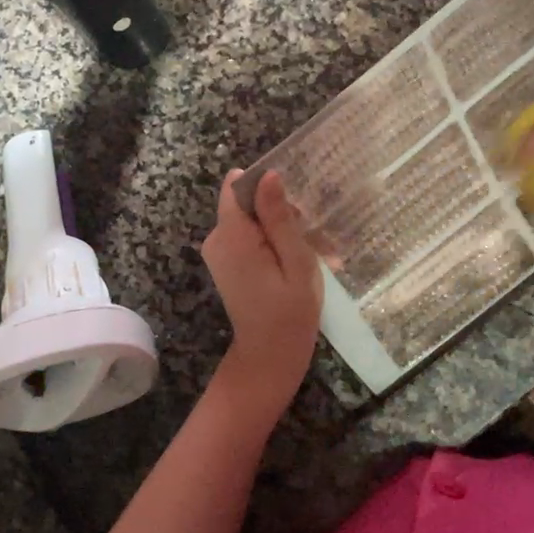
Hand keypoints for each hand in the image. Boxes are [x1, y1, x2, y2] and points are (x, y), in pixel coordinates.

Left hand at [201, 169, 322, 412]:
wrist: (270, 357)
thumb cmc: (291, 312)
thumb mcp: (296, 261)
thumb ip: (279, 217)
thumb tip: (267, 175)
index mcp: (231, 235)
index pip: (237, 185)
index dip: (267, 187)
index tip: (296, 207)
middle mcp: (216, 238)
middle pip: (247, 202)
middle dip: (282, 212)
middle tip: (316, 239)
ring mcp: (218, 251)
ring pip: (252, 220)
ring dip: (283, 230)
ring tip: (315, 255)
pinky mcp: (226, 262)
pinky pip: (249, 238)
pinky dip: (273, 244)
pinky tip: (298, 263)